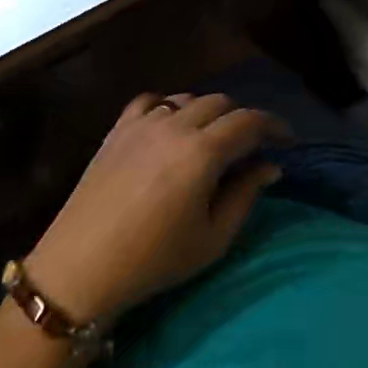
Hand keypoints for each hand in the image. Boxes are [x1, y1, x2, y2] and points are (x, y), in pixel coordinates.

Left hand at [24, 93, 288, 323]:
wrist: (80, 269)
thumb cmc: (154, 260)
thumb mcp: (212, 238)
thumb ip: (246, 195)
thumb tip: (271, 166)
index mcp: (203, 152)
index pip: (250, 121)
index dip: (274, 125)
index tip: (287, 140)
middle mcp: (175, 126)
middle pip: (222, 102)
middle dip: (243, 119)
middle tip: (252, 144)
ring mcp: (143, 123)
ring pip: (188, 98)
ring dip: (208, 111)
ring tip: (212, 137)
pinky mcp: (117, 129)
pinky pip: (151, 101)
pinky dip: (170, 106)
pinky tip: (170, 126)